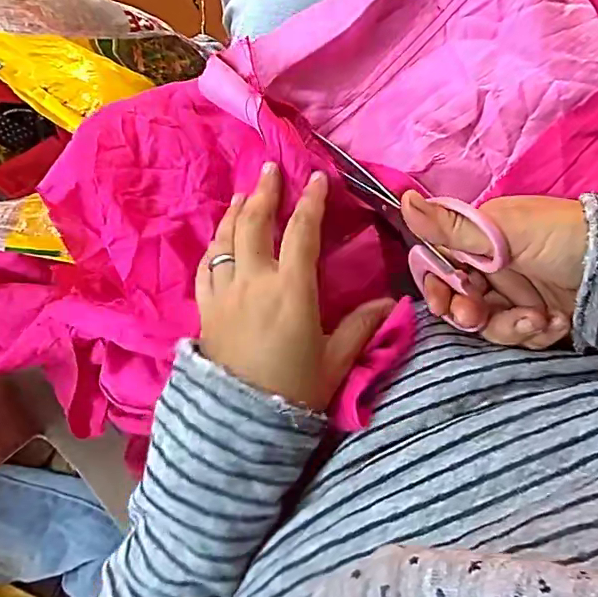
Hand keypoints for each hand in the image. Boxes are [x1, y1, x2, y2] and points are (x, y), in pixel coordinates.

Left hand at [197, 163, 396, 410]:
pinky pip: (206, 267)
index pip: (301, 233)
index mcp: (290, 290)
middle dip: (264, 193)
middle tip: (270, 169)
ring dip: (235, 213)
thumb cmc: (294, 391)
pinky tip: (220, 239)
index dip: (311, 203)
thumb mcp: (336, 360)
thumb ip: (362, 326)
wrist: (238, 427)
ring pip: (225, 240)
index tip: (317, 179)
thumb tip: (391, 303)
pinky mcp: (205, 310)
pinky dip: (214, 245)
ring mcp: (224, 294)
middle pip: (255, 225)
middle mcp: (253, 282)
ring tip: (243, 194)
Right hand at [401, 191, 587, 348]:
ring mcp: (518, 295)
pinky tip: (559, 322)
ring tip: (540, 318)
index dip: (439, 289)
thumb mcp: (504, 231)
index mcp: (482, 240)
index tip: (444, 304)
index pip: (444, 268)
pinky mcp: (540, 318)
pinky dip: (538, 333)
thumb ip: (452, 227)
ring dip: (511, 326)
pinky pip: (521, 336)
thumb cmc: (561, 237)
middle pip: (464, 302)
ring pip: (491, 325)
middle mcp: (495, 267)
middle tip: (480, 317)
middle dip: (472, 314)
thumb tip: (404, 201)